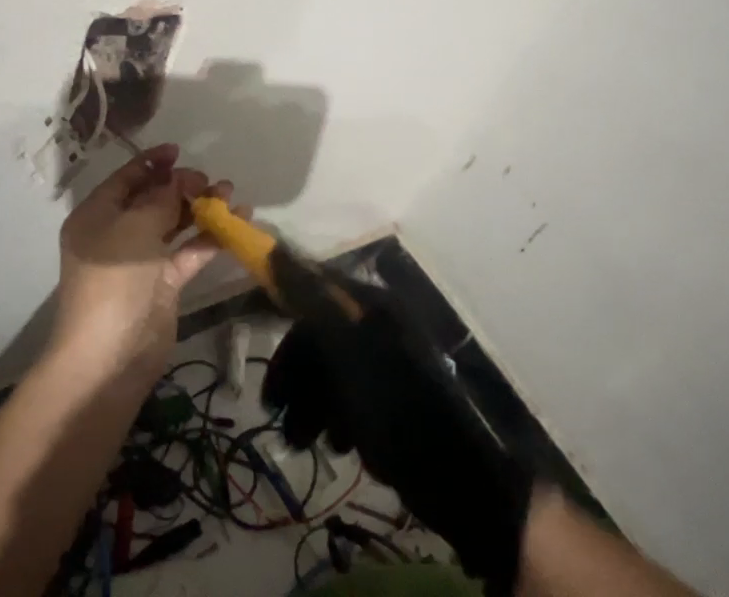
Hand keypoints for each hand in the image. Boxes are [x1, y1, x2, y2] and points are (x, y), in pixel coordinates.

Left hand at [51, 143, 241, 376]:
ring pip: (174, 224)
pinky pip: (190, 251)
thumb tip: (183, 179)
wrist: (110, 354)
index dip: (151, 162)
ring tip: (230, 193)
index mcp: (96, 215)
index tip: (179, 150)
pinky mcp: (164, 282)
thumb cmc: (114, 280)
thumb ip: (162, 198)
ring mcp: (141, 259)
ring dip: (200, 208)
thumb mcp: (135, 228)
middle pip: (152, 199)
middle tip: (210, 180)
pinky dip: (211, 237)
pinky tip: (236, 222)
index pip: (125, 179)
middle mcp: (116, 233)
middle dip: (182, 185)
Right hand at [263, 281, 533, 596]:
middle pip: (324, 340)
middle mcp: (386, 327)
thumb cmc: (399, 409)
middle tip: (275, 416)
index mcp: (376, 309)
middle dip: (297, 379)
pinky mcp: (404, 398)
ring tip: (303, 442)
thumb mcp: (348, 351)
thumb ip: (314, 301)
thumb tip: (279, 252)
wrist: (462, 477)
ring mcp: (397, 363)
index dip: (287, 332)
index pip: (315, 300)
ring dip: (313, 404)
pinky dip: (341, 417)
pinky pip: (360, 396)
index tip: (267, 376)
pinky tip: (340, 446)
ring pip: (338, 372)